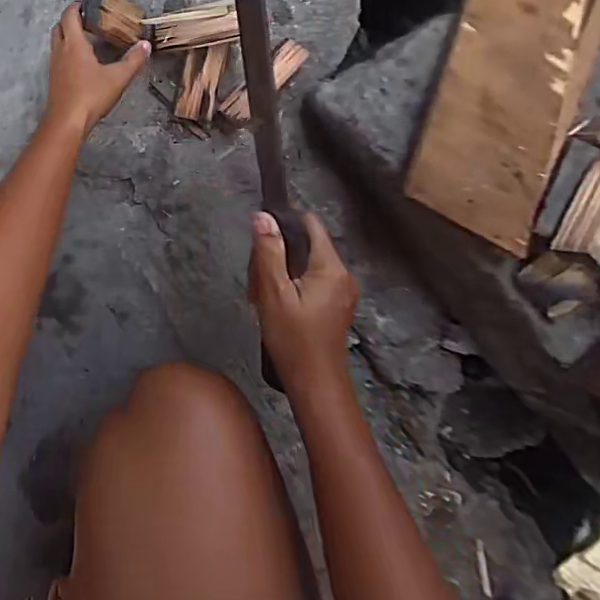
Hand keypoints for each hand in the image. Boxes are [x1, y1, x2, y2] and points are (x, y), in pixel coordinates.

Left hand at [45, 2, 148, 135]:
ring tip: (88, 37)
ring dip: (68, 34)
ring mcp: (54, 65)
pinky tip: (83, 61)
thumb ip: (133, 60)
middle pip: (59, 26)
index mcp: (73, 44)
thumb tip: (145, 44)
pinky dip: (67, 50)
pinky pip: (58, 56)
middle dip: (71, 19)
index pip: (69, 15)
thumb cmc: (90, 96)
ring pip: (57, 41)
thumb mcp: (118, 78)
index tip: (88, 3)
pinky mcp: (54, 78)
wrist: (66, 122)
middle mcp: (60, 51)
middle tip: (89, 19)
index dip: (76, 6)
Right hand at [250, 211, 356, 388]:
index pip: (310, 223)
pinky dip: (290, 285)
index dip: (284, 222)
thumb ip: (269, 251)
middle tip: (258, 280)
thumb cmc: (293, 339)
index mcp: (331, 267)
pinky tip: (275, 303)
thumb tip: (262, 216)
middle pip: (304, 243)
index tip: (260, 236)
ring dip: (279, 272)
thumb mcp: (273, 292)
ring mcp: (341, 291)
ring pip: (304, 263)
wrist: (314, 383)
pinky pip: (310, 280)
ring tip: (263, 295)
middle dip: (277, 254)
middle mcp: (342, 274)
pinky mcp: (334, 304)